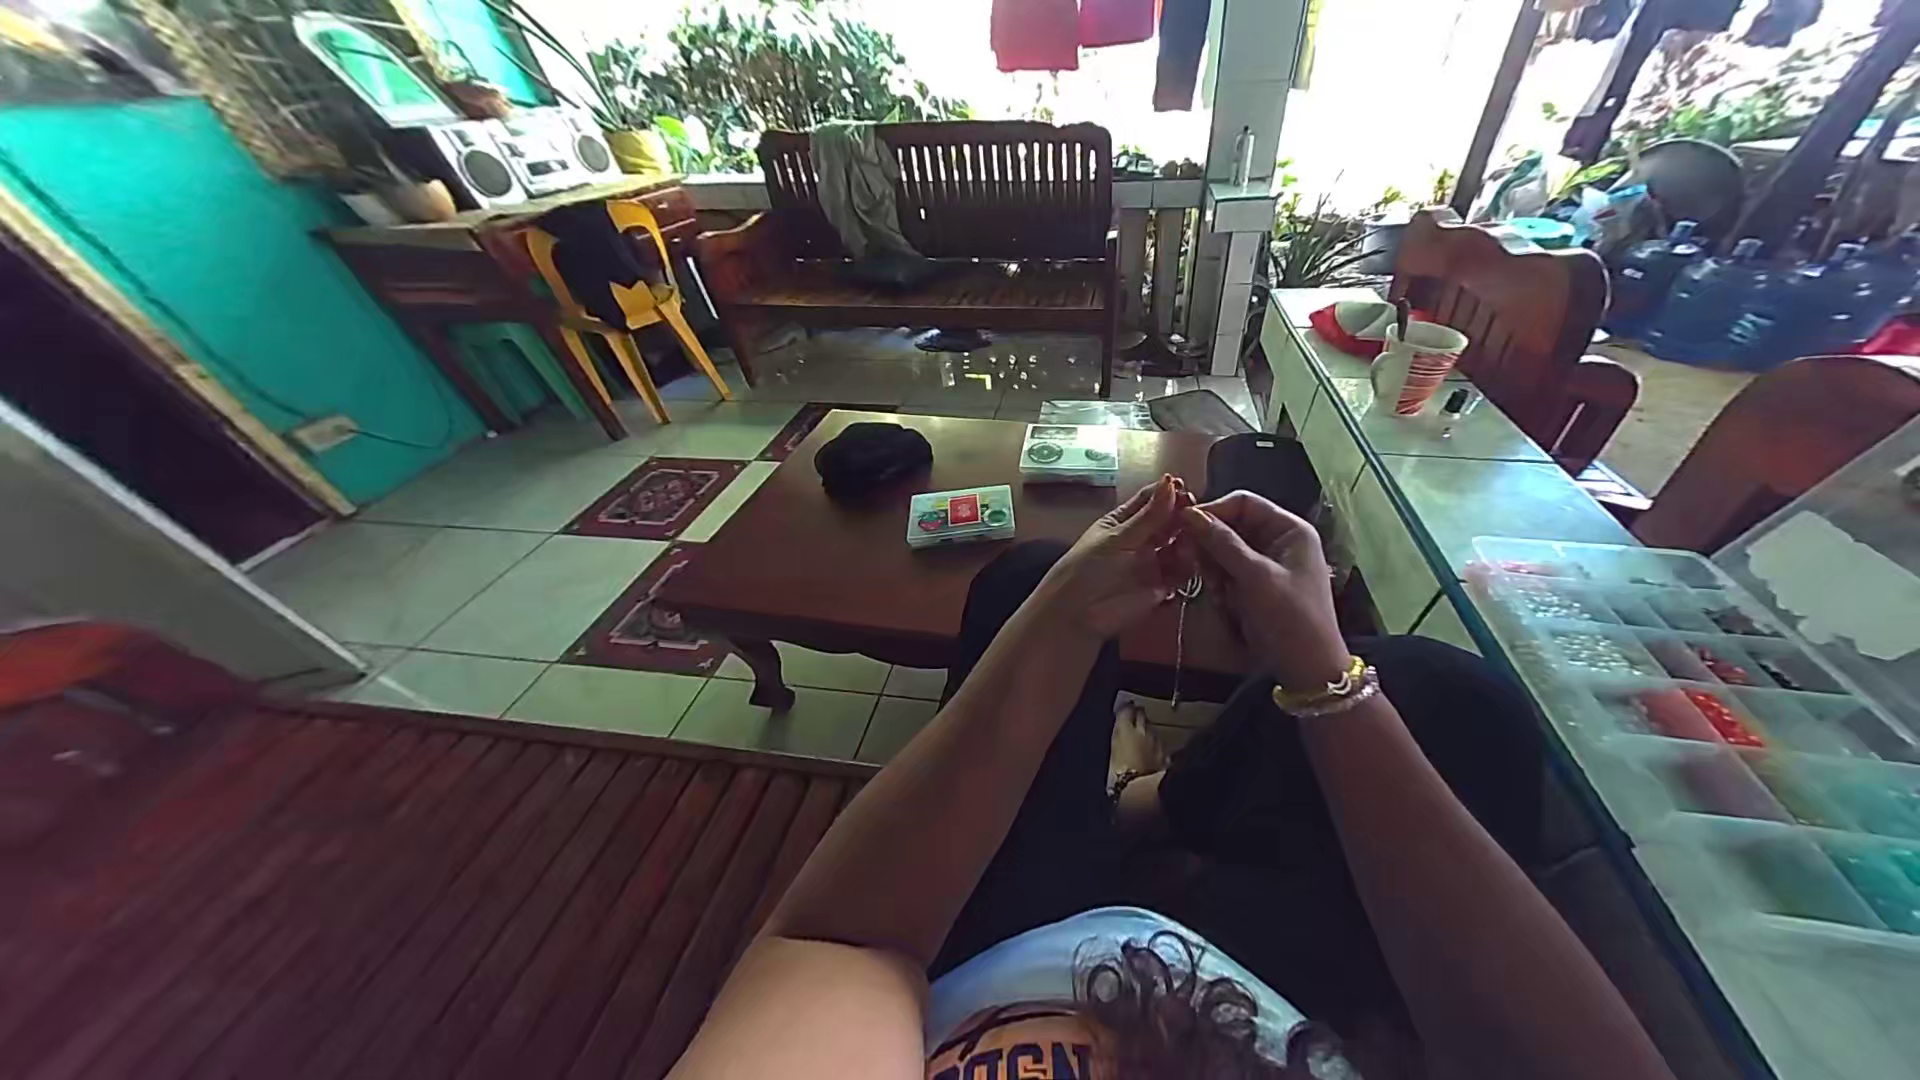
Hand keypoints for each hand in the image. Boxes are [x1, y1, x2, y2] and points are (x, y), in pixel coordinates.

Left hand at [1034, 474, 1188, 638]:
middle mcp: (1140, 539)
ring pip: (1179, 545)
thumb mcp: (1118, 538)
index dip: (1168, 493)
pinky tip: (1192, 557)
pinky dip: (1190, 564)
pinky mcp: (1161, 586)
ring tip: (1195, 536)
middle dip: (1183, 516)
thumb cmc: (1089, 568)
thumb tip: (1170, 481)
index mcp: (1123, 521)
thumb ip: (1148, 515)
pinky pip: (1183, 571)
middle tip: (1197, 514)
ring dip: (1189, 539)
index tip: (1186, 489)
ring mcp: (1152, 562)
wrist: (1077, 613)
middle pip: (1169, 522)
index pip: (1151, 501)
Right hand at [1179, 490, 1349, 690]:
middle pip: (1229, 525)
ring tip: (1214, 588)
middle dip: (1209, 544)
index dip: (1212, 512)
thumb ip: (1221, 543)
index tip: (1183, 527)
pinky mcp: (1251, 583)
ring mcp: (1263, 563)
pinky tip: (1220, 598)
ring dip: (1210, 565)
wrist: (1307, 668)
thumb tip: (1187, 514)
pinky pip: (1223, 570)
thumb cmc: (1290, 617)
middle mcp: (1276, 540)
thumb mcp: (1255, 577)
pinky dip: (1216, 581)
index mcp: (1288, 529)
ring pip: (1221, 549)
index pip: (1243, 503)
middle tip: (1192, 562)